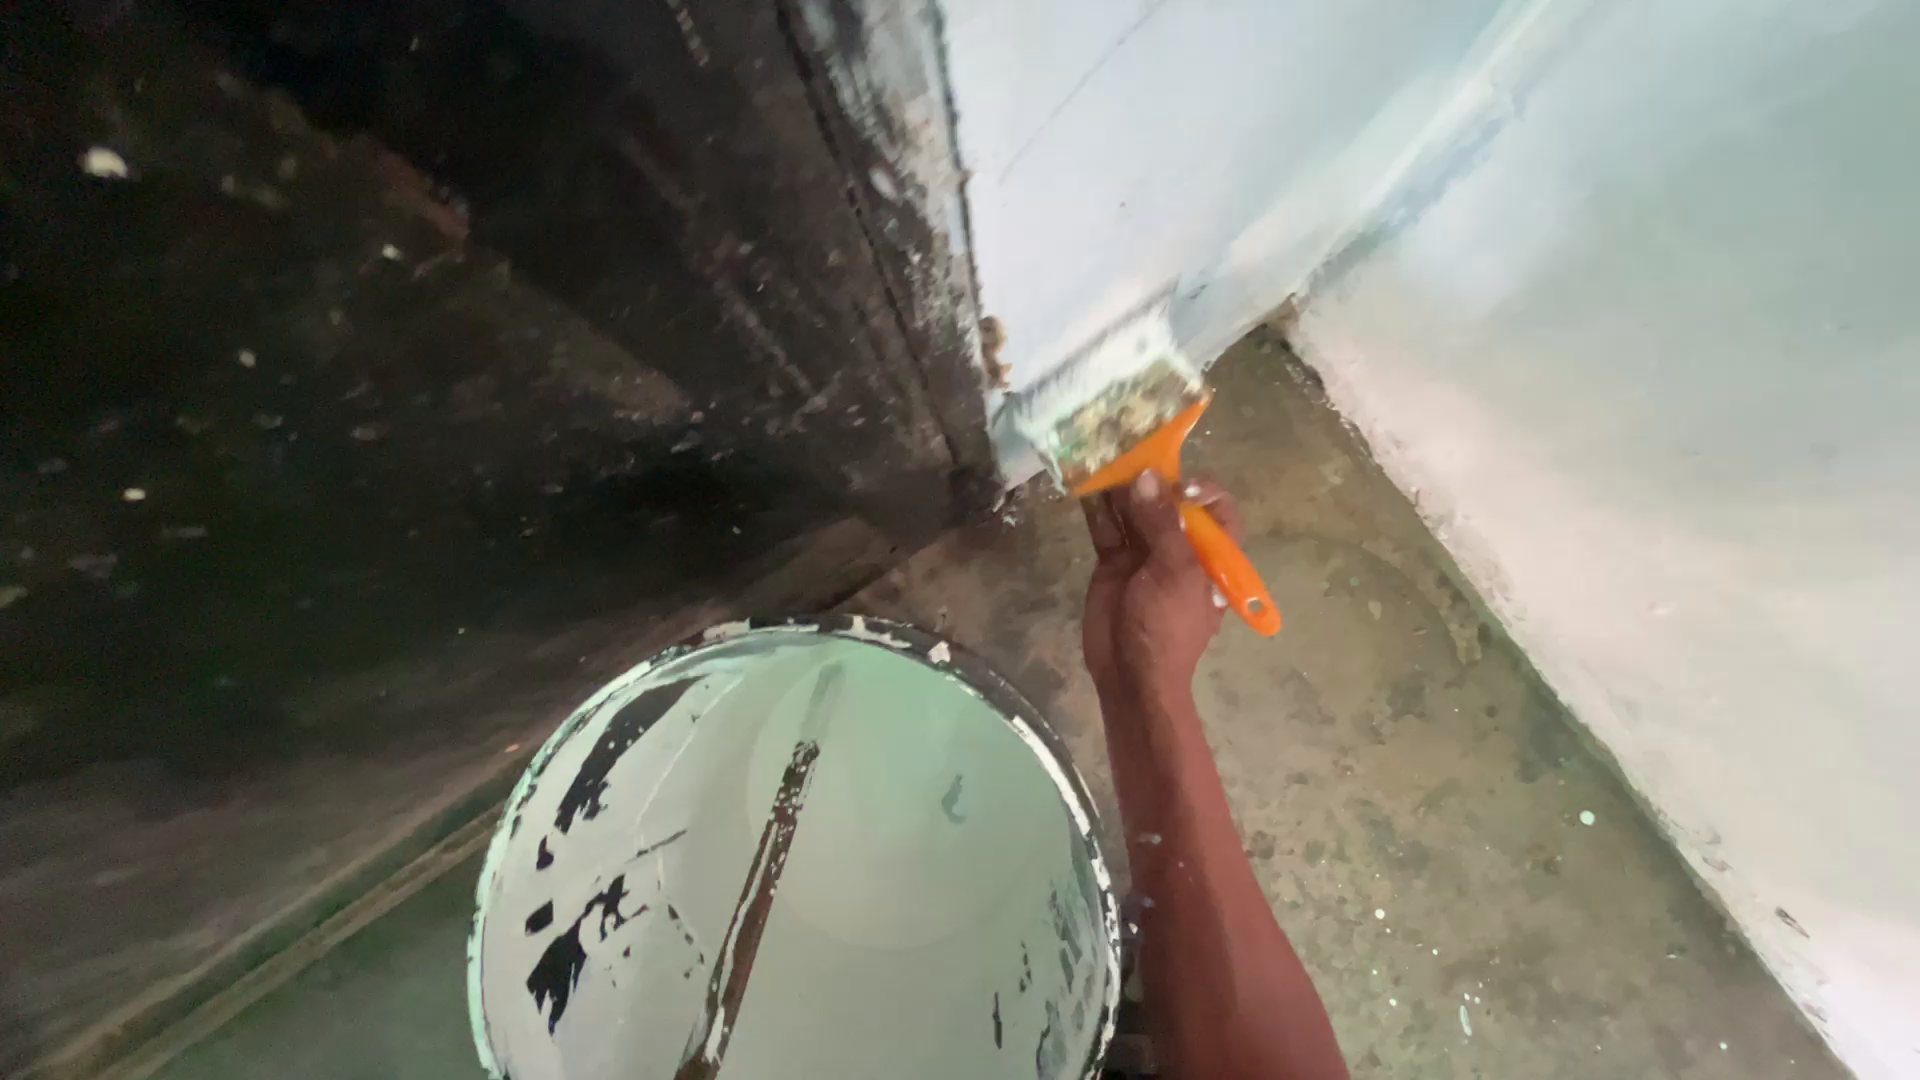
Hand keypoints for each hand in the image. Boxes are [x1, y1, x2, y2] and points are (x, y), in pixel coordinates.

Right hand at [1081, 471, 1245, 702]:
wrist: (1132, 674)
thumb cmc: (1167, 626)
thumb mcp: (1176, 572)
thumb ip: (1163, 523)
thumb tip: (1147, 477)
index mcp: (1210, 552)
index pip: (1215, 507)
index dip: (1199, 488)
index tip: (1175, 482)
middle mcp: (1180, 547)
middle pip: (1169, 502)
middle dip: (1151, 479)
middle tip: (1127, 454)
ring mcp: (1144, 554)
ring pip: (1134, 511)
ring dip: (1120, 488)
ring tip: (1102, 460)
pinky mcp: (1113, 563)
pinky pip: (1107, 529)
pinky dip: (1097, 509)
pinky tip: (1085, 486)